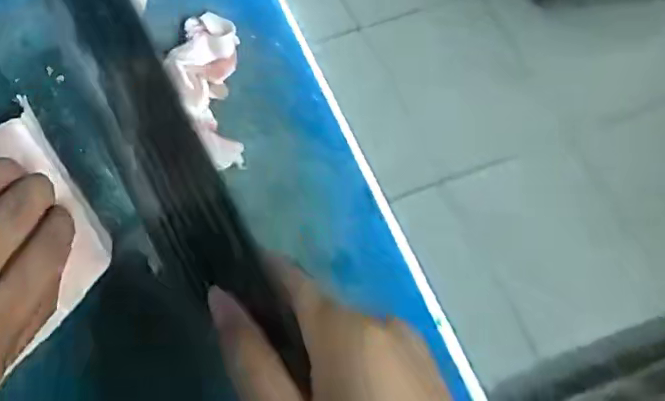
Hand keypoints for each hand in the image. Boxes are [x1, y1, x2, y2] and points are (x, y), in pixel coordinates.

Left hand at [0, 148, 75, 400]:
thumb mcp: (0, 364)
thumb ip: (31, 310)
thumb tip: (53, 250)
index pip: (44, 255)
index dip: (62, 226)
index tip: (63, 217)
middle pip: (12, 212)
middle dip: (38, 190)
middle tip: (43, 188)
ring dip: (2, 169)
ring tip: (14, 170)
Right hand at [209, 258, 447, 400]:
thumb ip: (250, 357)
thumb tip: (219, 296)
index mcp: (349, 326)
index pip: (288, 276)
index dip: (256, 282)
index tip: (231, 302)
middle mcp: (388, 327)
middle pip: (321, 314)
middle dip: (292, 338)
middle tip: (272, 387)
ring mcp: (424, 363)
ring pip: (353, 343)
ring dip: (327, 365)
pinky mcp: (444, 397)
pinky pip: (384, 368)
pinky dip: (360, 384)